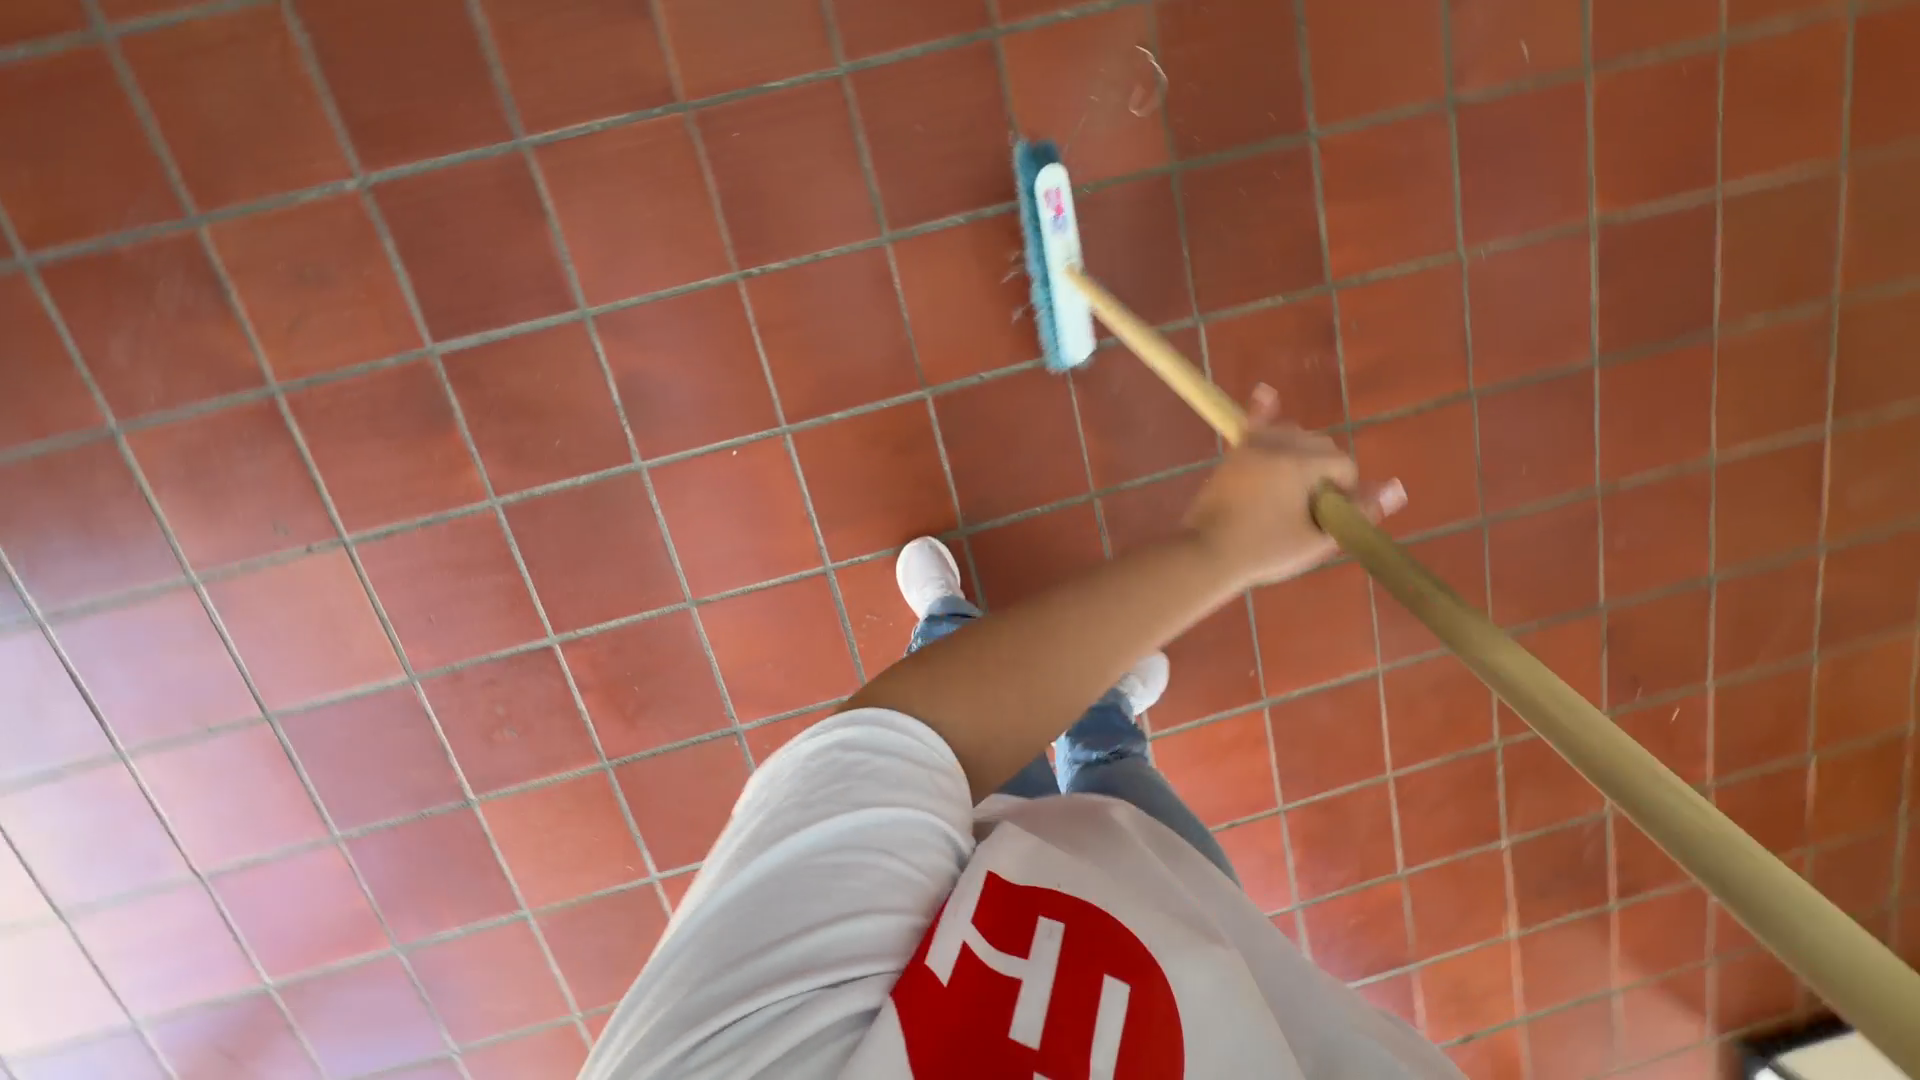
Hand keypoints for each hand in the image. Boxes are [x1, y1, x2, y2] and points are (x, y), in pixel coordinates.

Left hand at [1182, 384, 1406, 585]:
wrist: (1206, 554)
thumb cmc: (1264, 551)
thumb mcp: (1317, 538)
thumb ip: (1357, 510)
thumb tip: (1397, 488)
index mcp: (1302, 463)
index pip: (1343, 464)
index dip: (1346, 491)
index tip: (1332, 516)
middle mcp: (1278, 444)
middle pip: (1319, 445)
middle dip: (1325, 471)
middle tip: (1313, 508)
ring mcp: (1251, 446)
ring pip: (1291, 435)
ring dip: (1302, 452)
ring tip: (1297, 487)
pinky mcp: (1232, 455)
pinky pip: (1252, 425)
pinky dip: (1263, 411)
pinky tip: (1265, 392)